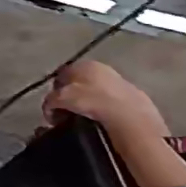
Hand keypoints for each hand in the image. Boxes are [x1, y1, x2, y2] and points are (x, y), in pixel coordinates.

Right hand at [42, 60, 163, 135]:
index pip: (61, 75)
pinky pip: (112, 103)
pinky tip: (104, 122)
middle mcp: (102, 68)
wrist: (131, 116)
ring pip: (96, 93)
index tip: (54, 107)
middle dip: (72, 97)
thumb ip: (50, 102)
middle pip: (79, 83)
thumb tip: (50, 110)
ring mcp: (121, 82)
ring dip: (89, 105)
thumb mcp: (61, 100)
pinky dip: (105, 111)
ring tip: (86, 120)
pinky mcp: (135, 97)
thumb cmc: (90, 101)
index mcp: (83, 64)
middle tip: (68, 114)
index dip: (54, 92)